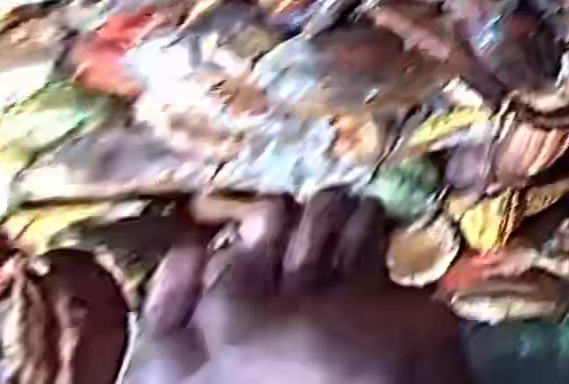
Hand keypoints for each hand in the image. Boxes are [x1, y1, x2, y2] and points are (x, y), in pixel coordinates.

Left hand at [129, 192, 466, 383]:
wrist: (398, 378)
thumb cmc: (300, 372)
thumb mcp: (243, 337)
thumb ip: (228, 291)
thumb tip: (238, 244)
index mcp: (204, 370)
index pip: (171, 327)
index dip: (177, 284)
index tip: (194, 243)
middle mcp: (254, 343)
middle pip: (248, 279)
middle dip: (262, 240)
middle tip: (275, 209)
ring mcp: (313, 319)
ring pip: (305, 260)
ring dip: (319, 226)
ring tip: (331, 202)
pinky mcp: (363, 299)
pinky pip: (356, 255)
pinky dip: (361, 229)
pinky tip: (364, 212)